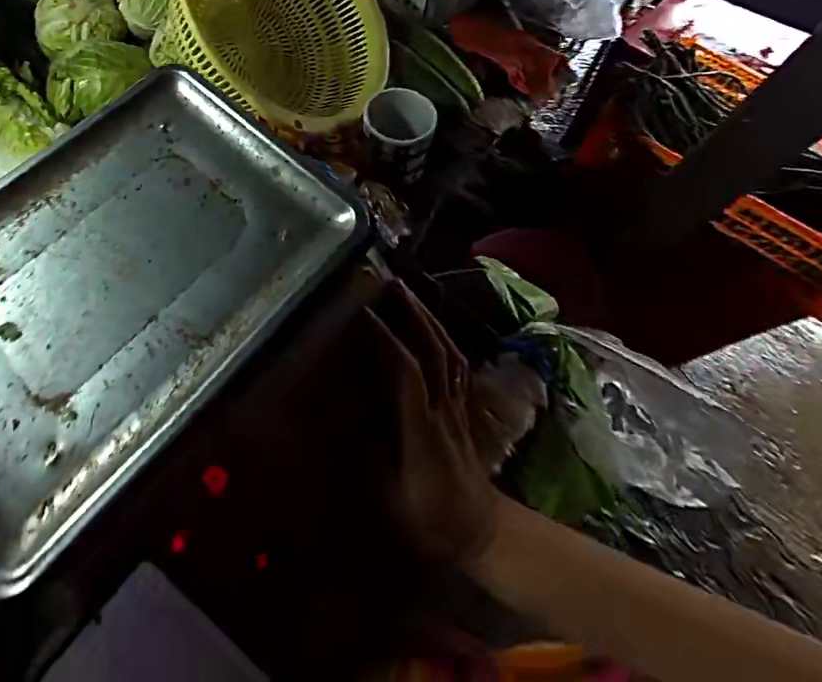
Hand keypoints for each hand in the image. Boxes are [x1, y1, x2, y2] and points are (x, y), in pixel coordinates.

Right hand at [370, 280, 500, 565]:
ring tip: (407, 293)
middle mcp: (444, 412)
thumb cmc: (428, 522)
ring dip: (429, 320)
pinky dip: (443, 339)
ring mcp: (460, 410)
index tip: (362, 313)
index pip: (407, 373)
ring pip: (451, 355)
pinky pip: (459, 367)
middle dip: (413, 315)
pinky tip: (430, 326)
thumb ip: (363, 457)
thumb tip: (336, 414)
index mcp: (422, 431)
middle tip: (390, 283)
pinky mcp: (467, 412)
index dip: (386, 340)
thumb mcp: (387, 502)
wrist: (484, 538)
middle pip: (435, 353)